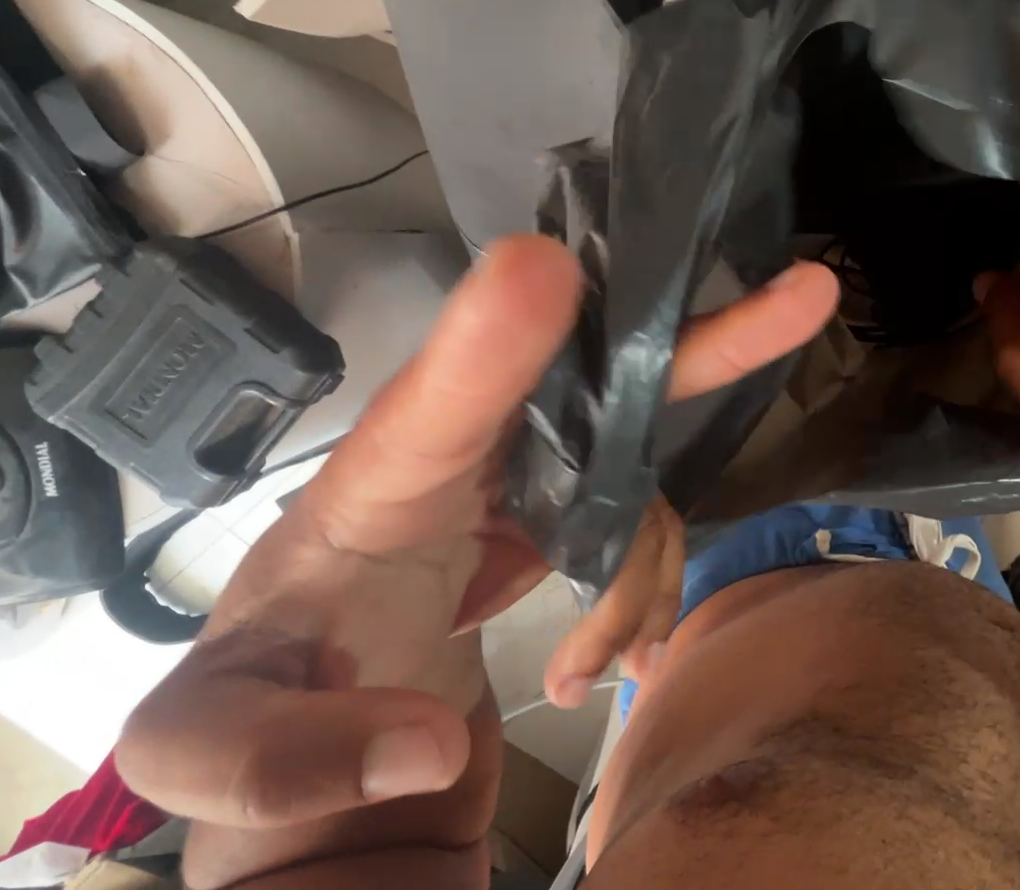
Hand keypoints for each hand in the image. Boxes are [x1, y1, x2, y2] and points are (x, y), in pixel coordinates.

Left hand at [116, 236, 837, 886]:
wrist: (340, 745)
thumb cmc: (264, 713)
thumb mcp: (215, 749)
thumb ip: (295, 755)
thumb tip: (432, 740)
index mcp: (383, 483)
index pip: (441, 398)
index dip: (499, 334)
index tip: (548, 264)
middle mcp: (475, 458)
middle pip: (601, 383)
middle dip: (702, 344)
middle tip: (804, 296)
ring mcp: (537, 490)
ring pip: (644, 496)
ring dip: (637, 584)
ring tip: (594, 667)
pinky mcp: (572, 528)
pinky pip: (649, 538)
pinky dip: (648, 600)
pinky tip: (616, 660)